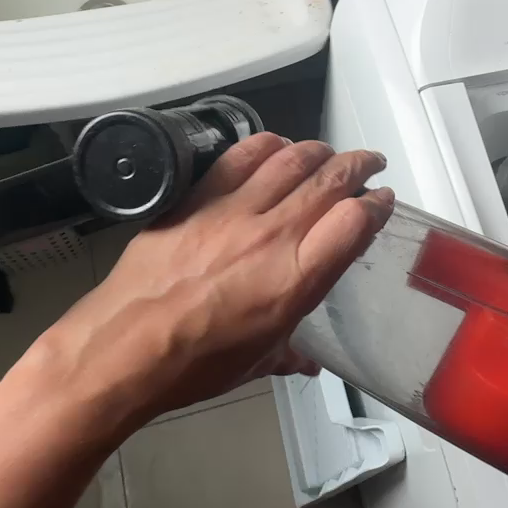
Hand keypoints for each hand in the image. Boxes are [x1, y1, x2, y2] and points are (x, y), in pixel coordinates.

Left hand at [36, 134, 394, 426]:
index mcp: (296, 280)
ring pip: (291, 160)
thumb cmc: (195, 364)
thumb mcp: (256, 363)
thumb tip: (307, 363)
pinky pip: (242, 156)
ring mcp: (234, 211)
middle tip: (369, 166)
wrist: (125, 346)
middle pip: (330, 182)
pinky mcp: (198, 197)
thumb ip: (289, 353)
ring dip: (319, 152)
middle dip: (358, 167)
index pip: (353, 222)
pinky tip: (277, 146)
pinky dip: (267, 144)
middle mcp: (273, 236)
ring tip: (328, 155)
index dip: (376, 205)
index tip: (381, 201)